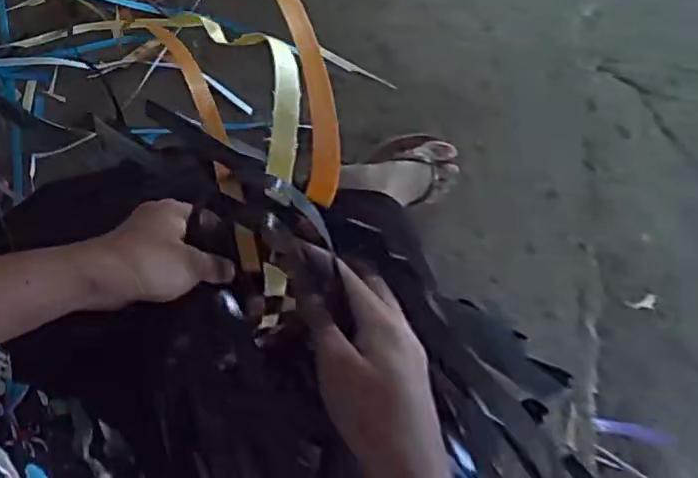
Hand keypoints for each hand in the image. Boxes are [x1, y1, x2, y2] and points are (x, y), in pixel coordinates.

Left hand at [76, 199, 234, 307]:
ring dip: (194, 269)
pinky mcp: (136, 256)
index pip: (207, 216)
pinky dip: (177, 276)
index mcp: (171, 209)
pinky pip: (164, 264)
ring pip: (179, 252)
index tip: (248, 256)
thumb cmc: (151, 262)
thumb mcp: (191, 264)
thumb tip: (232, 267)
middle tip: (240, 278)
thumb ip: (215, 264)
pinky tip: (195, 293)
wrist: (105, 276)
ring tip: (224, 290)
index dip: (227, 235)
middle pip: (193, 235)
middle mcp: (157, 217)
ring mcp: (144, 236)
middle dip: (212, 255)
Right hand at [302, 259, 447, 477]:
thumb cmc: (367, 411)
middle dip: (338, 267)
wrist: (410, 470)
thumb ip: (319, 318)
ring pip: (377, 302)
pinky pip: (380, 321)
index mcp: (384, 322)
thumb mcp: (333, 361)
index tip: (287, 242)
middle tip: (302, 262)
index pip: (347, 273)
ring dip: (348, 289)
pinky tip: (336, 319)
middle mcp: (402, 328)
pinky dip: (356, 309)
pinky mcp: (407, 366)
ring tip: (314, 286)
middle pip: (370, 283)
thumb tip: (303, 282)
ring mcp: (409, 349)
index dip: (317, 256)